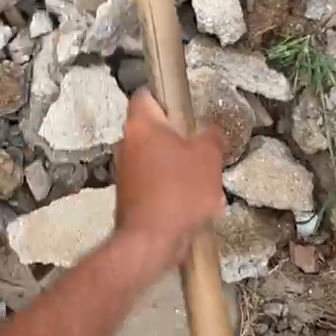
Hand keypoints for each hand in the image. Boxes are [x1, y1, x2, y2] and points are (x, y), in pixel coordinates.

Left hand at [112, 87, 225, 274]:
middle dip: (179, 137)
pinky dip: (170, 186)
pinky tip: (191, 202)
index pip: (146, 95)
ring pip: (155, 157)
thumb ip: (211, 136)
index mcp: (140, 125)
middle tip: (201, 147)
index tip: (186, 105)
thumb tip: (209, 130)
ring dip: (177, 165)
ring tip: (201, 179)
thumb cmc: (179, 192)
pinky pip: (153, 181)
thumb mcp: (208, 157)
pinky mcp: (129, 195)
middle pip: (154, 129)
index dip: (166, 95)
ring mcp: (124, 171)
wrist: (151, 240)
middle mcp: (126, 144)